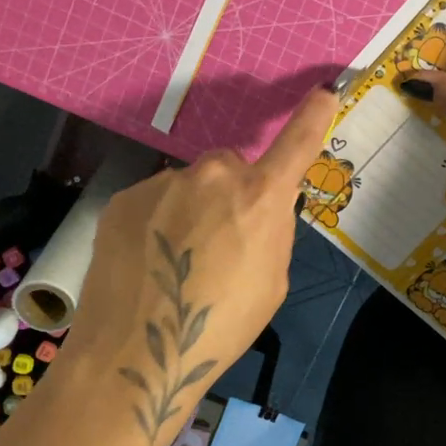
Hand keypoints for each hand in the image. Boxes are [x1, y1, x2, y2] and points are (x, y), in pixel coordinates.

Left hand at [53, 87, 337, 445]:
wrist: (136, 353)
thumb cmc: (221, 326)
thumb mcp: (272, 281)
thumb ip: (270, 231)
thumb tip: (256, 211)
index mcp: (260, 196)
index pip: (296, 143)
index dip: (312, 116)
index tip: (323, 92)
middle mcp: (212, 175)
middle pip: (230, 169)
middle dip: (232, 194)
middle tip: (221, 244)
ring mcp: (162, 184)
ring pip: (188, 187)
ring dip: (190, 212)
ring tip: (176, 266)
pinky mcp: (123, 200)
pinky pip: (153, 202)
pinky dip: (155, 225)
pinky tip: (147, 265)